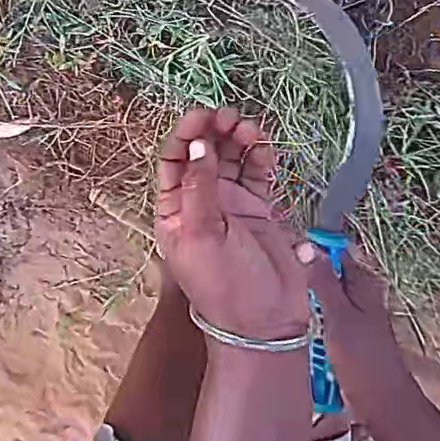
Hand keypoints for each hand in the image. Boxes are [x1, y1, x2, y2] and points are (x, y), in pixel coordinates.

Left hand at [155, 108, 309, 339]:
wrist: (265, 324)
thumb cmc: (225, 284)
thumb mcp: (203, 235)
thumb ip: (200, 187)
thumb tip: (197, 145)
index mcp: (176, 210)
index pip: (174, 160)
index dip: (185, 135)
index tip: (201, 115)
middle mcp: (201, 201)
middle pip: (204, 153)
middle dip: (215, 131)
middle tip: (230, 118)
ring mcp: (230, 203)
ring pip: (231, 157)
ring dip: (238, 138)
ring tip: (249, 129)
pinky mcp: (257, 207)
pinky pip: (256, 172)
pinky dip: (260, 155)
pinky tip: (264, 146)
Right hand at [306, 245, 414, 409]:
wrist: (385, 408)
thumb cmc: (362, 360)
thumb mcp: (337, 316)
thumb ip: (322, 281)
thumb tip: (305, 244)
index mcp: (362, 281)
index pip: (334, 250)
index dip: (312, 251)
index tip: (290, 259)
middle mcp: (362, 292)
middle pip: (328, 274)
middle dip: (309, 282)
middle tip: (294, 294)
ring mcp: (357, 314)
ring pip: (325, 298)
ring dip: (312, 306)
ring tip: (300, 318)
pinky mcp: (351, 335)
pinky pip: (327, 319)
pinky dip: (317, 324)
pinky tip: (310, 336)